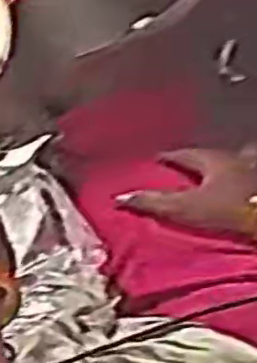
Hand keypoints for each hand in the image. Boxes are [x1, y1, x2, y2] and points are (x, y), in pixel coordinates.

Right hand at [118, 147, 256, 235]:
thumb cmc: (224, 208)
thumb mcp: (179, 206)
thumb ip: (149, 201)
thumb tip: (119, 197)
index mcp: (218, 162)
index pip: (189, 154)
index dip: (170, 156)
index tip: (156, 158)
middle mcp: (241, 160)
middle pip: (217, 156)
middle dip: (200, 159)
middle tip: (184, 165)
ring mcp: (254, 172)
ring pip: (236, 163)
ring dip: (222, 167)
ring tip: (208, 175)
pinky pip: (243, 176)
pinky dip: (233, 179)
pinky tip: (229, 185)